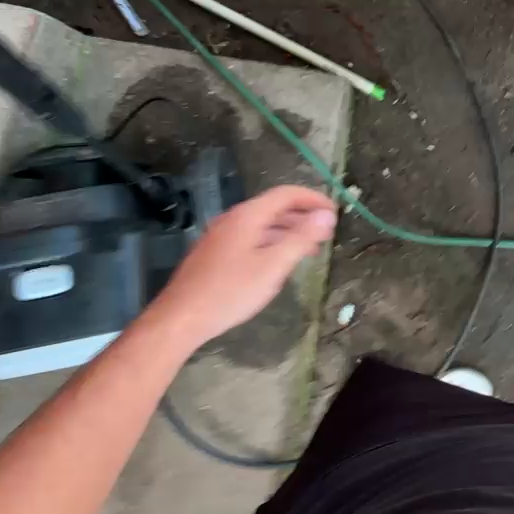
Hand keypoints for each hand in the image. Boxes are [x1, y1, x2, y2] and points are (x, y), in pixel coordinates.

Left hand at [157, 186, 337, 340]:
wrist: (179, 319)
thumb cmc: (229, 292)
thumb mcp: (272, 266)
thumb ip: (301, 238)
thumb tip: (326, 214)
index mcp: (247, 216)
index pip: (286, 194)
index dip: (313, 199)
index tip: (334, 211)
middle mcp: (233, 219)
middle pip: (273, 207)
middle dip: (302, 216)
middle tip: (326, 231)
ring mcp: (220, 236)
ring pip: (262, 224)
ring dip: (288, 231)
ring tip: (309, 249)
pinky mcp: (214, 253)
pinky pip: (250, 237)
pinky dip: (271, 242)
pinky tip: (278, 262)